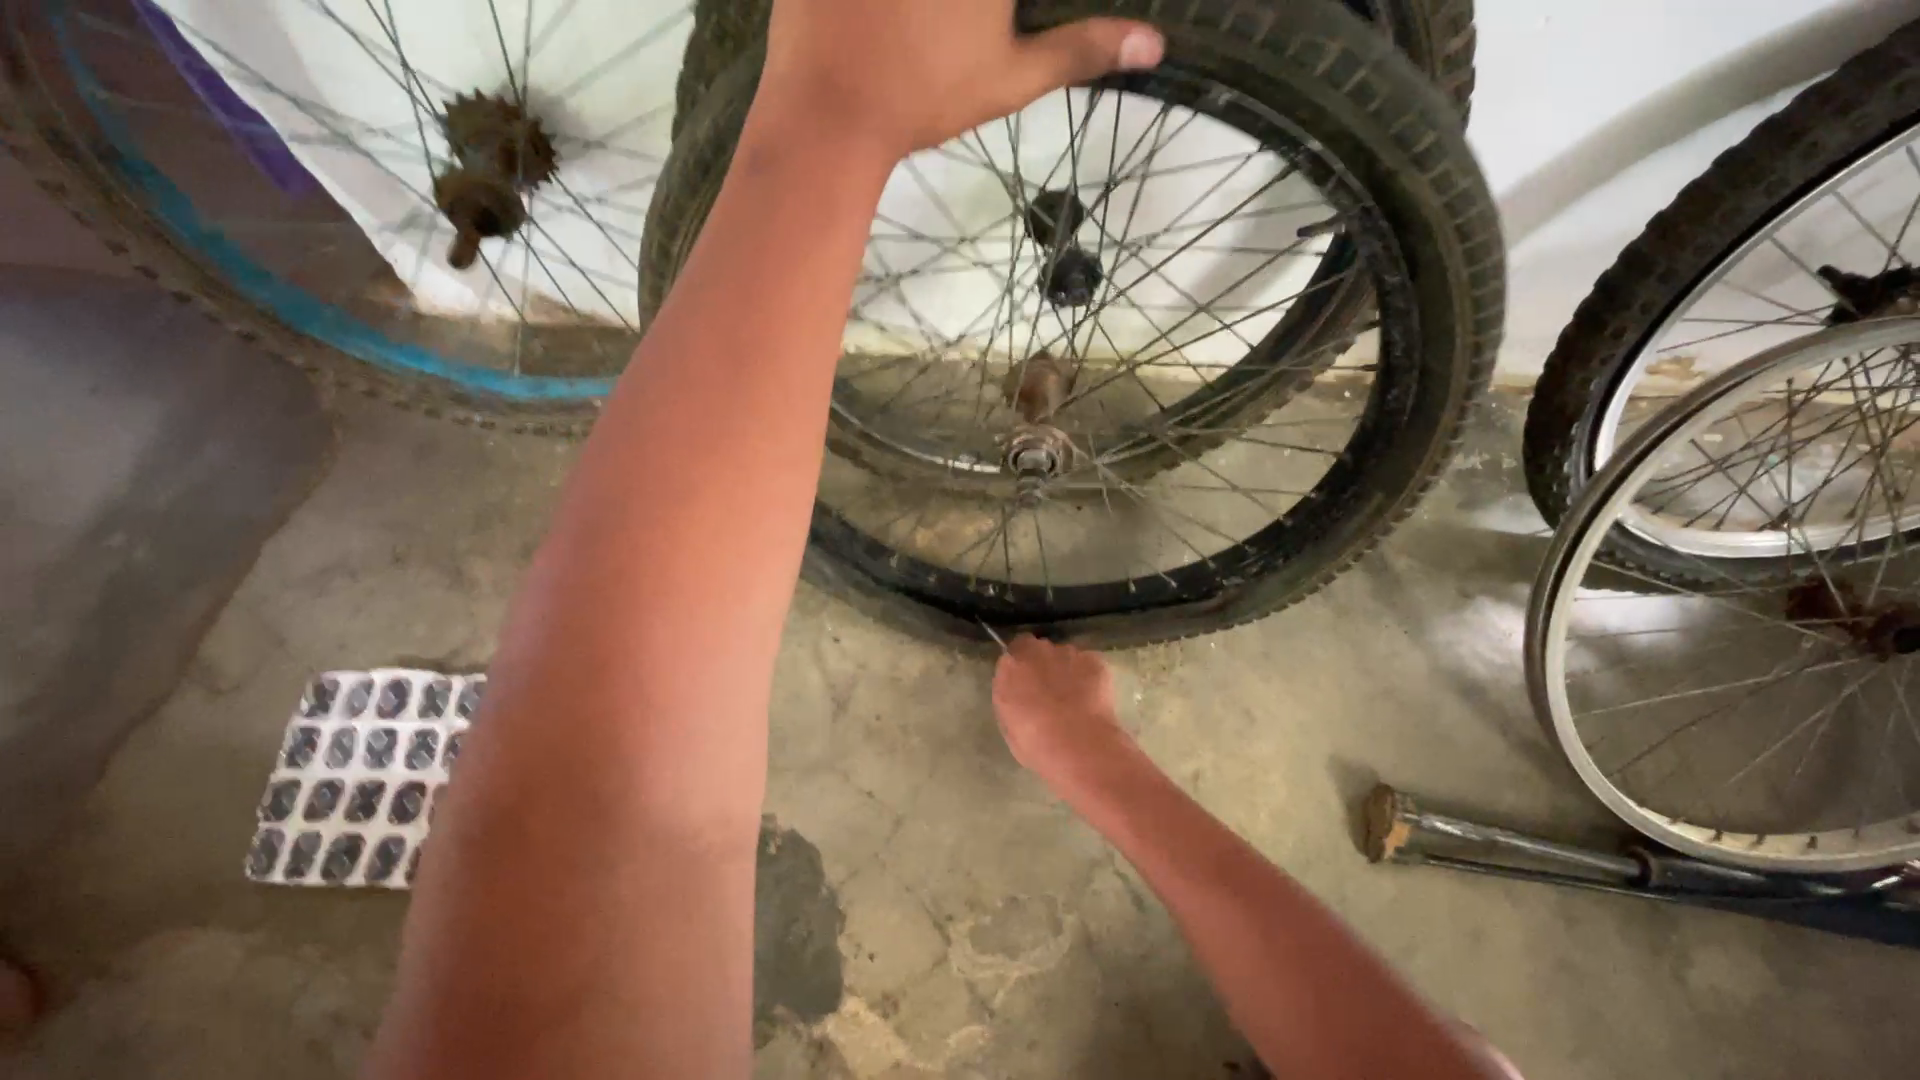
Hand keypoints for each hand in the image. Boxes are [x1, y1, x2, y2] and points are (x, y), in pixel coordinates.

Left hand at [755, 0, 1163, 156]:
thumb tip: (1154, 45)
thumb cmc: (924, 98)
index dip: (1007, 6)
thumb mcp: (1011, 77)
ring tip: (937, 26)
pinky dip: (885, 0)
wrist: (829, 112)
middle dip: (979, 9)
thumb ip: (1079, 49)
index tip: (1003, 20)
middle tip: (970, 24)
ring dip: (947, 5)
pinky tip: (887, 16)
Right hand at [992, 635, 1137, 790]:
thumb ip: (1011, 695)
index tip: (1026, 682)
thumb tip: (1020, 690)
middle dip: (1044, 666)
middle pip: (1040, 650)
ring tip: (1075, 700)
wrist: (1078, 745)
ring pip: (1066, 657)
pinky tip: (1092, 700)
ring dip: (1068, 671)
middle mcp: (1039, 651)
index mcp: (1011, 664)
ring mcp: (1069, 653)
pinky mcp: (1095, 661)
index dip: (1022, 666)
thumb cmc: (1034, 741)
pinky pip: (1088, 665)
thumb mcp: (1008, 721)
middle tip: (1050, 692)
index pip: (1014, 651)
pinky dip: (1090, 678)